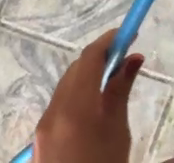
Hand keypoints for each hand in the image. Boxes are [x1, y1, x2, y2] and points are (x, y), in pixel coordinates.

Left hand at [31, 31, 144, 162]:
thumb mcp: (118, 131)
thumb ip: (121, 91)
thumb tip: (133, 59)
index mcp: (74, 108)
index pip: (89, 59)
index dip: (109, 41)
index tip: (129, 34)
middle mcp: (52, 112)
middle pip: (75, 70)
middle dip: (99, 57)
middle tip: (125, 53)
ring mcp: (42, 127)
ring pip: (66, 86)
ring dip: (88, 74)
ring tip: (113, 76)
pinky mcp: (40, 140)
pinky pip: (60, 103)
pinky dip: (78, 93)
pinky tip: (95, 102)